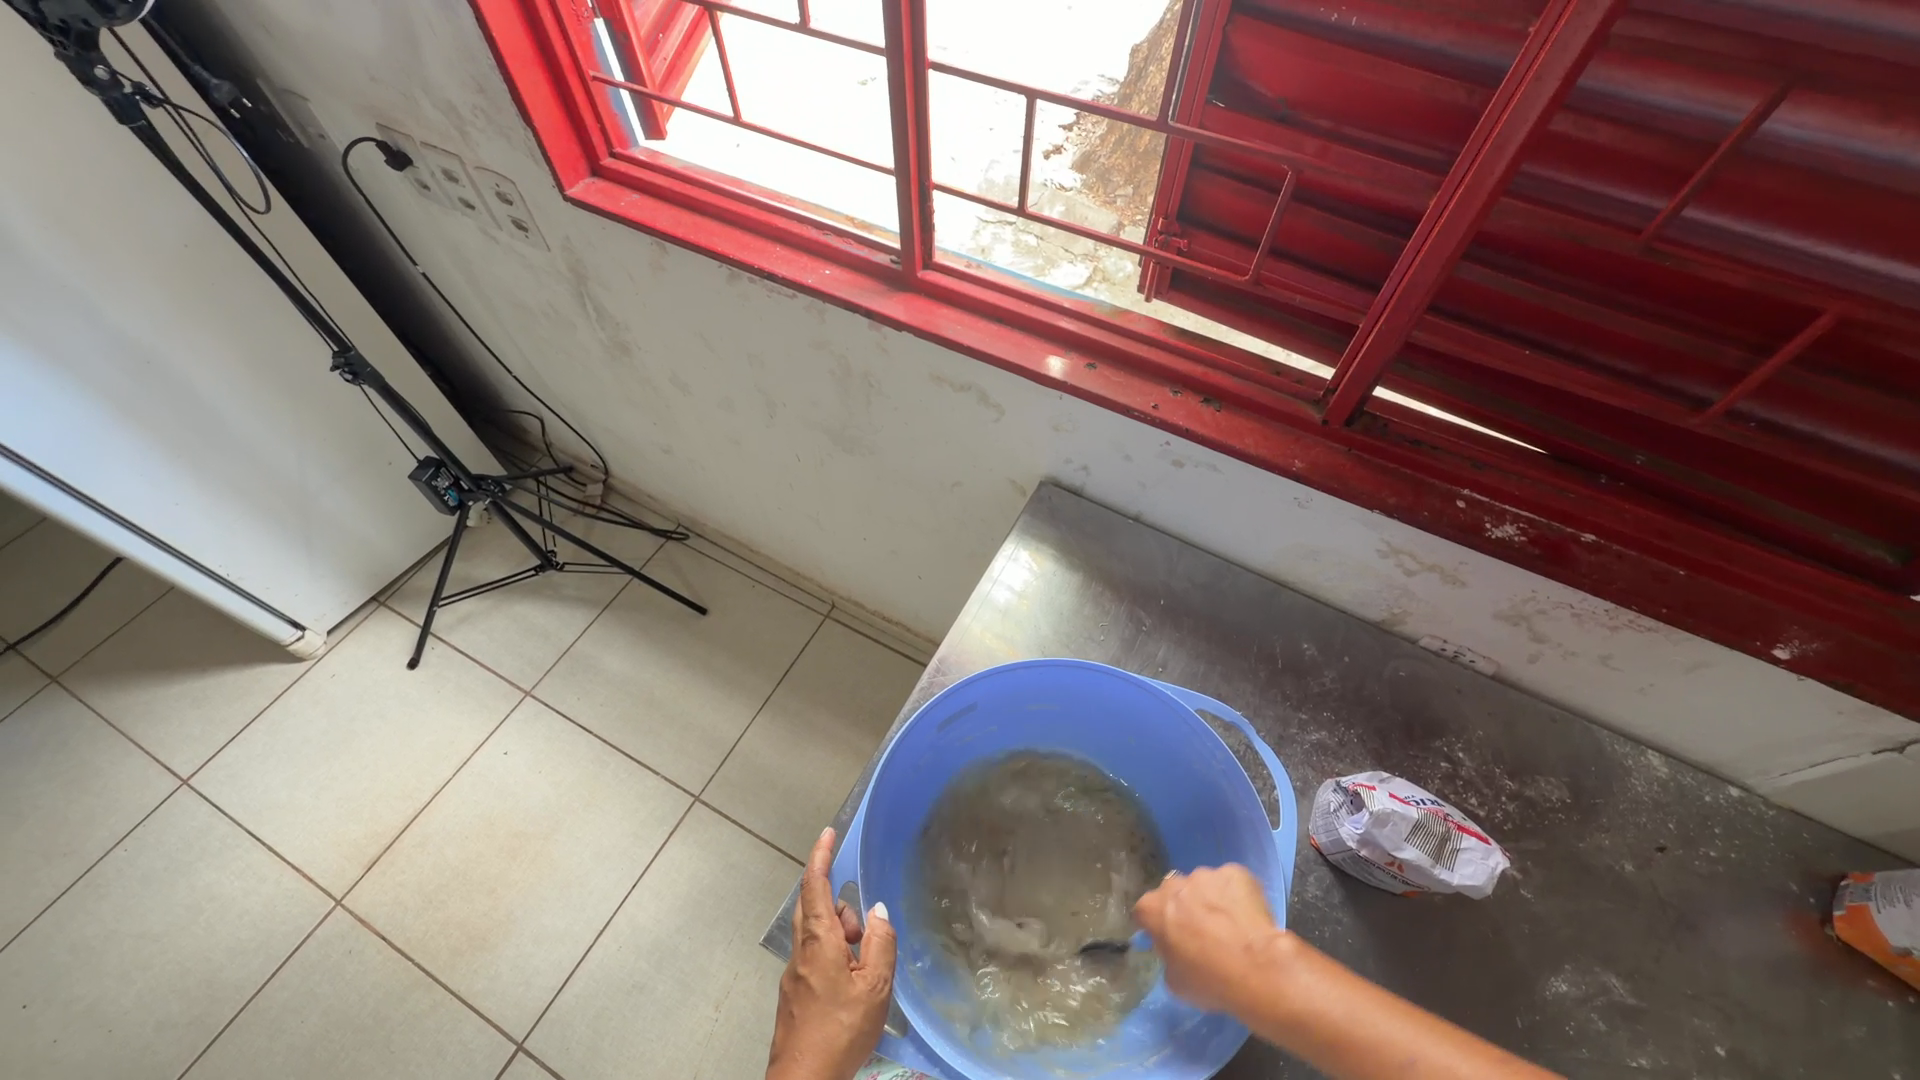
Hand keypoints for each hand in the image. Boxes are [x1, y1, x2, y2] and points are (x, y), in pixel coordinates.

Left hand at [767, 827, 897, 1079]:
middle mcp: (801, 951)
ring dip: (839, 934)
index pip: (815, 886)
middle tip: (863, 924)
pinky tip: (852, 983)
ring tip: (864, 964)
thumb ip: (880, 943)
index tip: (828, 833)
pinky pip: (815, 957)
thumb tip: (876, 910)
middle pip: (812, 907)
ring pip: (815, 934)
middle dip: (838, 902)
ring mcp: (794, 974)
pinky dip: (834, 955)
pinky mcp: (793, 994)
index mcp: (819, 941)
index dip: (821, 856)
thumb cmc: (840, 1031)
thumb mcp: (874, 987)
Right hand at [1133, 864, 1284, 1013]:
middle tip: (1200, 932)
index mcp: (1152, 908)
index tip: (1169, 940)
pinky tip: (1247, 916)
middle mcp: (1174, 884)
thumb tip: (1175, 950)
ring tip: (1230, 924)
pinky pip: (1231, 882)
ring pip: (1203, 885)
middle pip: (1173, 892)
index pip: (1144, 912)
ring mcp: (1206, 875)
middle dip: (1182, 907)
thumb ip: (1167, 956)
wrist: (1258, 969)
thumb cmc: (1210, 981)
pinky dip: (1236, 894)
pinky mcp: (1236, 872)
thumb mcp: (1175, 981)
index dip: (1156, 926)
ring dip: (1209, 899)